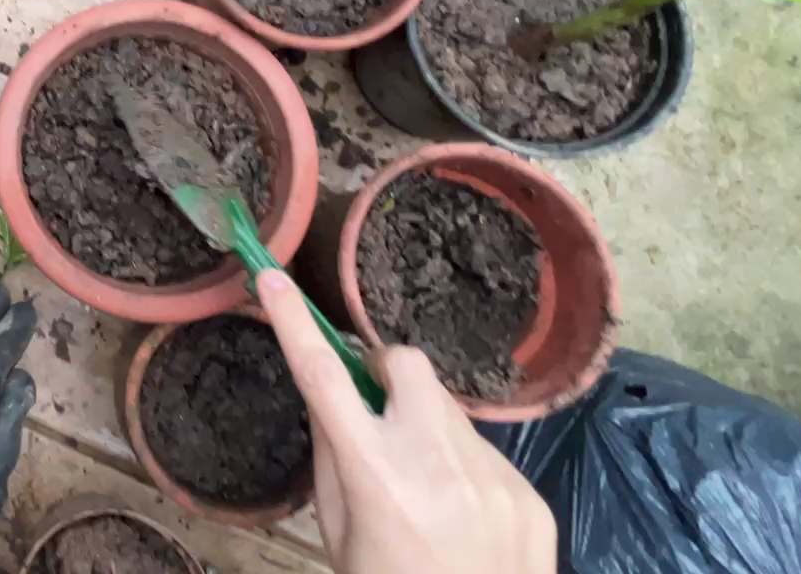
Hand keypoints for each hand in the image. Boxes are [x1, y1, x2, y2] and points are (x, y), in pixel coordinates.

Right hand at [255, 269, 554, 573]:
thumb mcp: (335, 524)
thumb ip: (331, 447)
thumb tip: (329, 388)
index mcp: (374, 474)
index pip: (321, 376)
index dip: (293, 322)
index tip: (273, 277)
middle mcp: (434, 464)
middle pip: (402, 362)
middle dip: (381, 369)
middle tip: (374, 406)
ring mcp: (491, 477)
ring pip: (443, 405)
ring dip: (421, 419)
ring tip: (425, 479)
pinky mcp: (528, 493)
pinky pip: (480, 446)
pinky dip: (459, 460)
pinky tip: (462, 511)